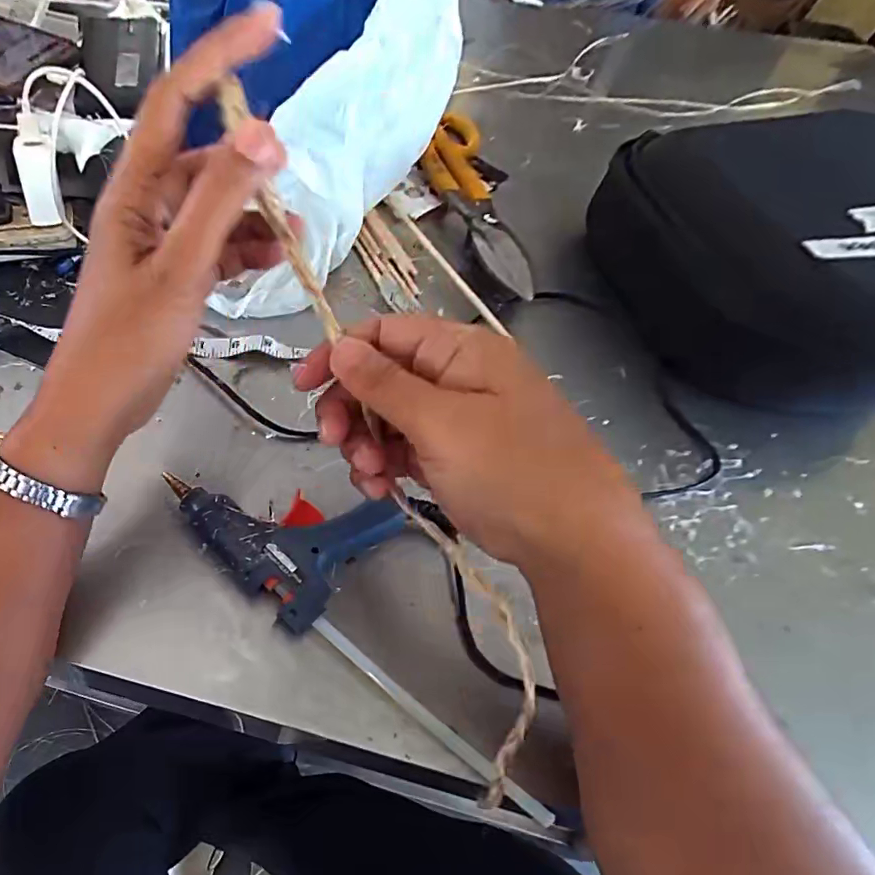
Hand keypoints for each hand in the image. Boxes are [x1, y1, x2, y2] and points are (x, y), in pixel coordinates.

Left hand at [0, 3, 289, 492]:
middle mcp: (143, 209)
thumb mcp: (179, 272)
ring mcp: (157, 245)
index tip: (268, 26)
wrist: (96, 409)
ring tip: (295, 235)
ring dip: (254, 217)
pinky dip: (242, 250)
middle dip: (251, 168)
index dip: (219, 59)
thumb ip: (220, 204)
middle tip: (291, 184)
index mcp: (133, 195)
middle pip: (204, 163)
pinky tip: (272, 259)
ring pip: (214, 210)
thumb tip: (263, 135)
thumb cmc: (126, 346)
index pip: (176, 104)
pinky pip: (212, 248)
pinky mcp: (169, 277)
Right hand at [293, 315, 655, 569]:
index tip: (303, 387)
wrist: (572, 539)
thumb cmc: (511, 471)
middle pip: (378, 379)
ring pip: (385, 420)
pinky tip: (383, 489)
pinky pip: (403, 450)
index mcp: (458, 351)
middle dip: (351, 411)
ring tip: (372, 476)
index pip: (382, 335)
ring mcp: (453, 420)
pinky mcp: (451, 457)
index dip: (338, 354)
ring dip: (365, 445)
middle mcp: (454, 378)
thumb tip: (340, 345)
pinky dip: (385, 466)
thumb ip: (384, 384)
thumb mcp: (440, 423)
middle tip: (334, 443)